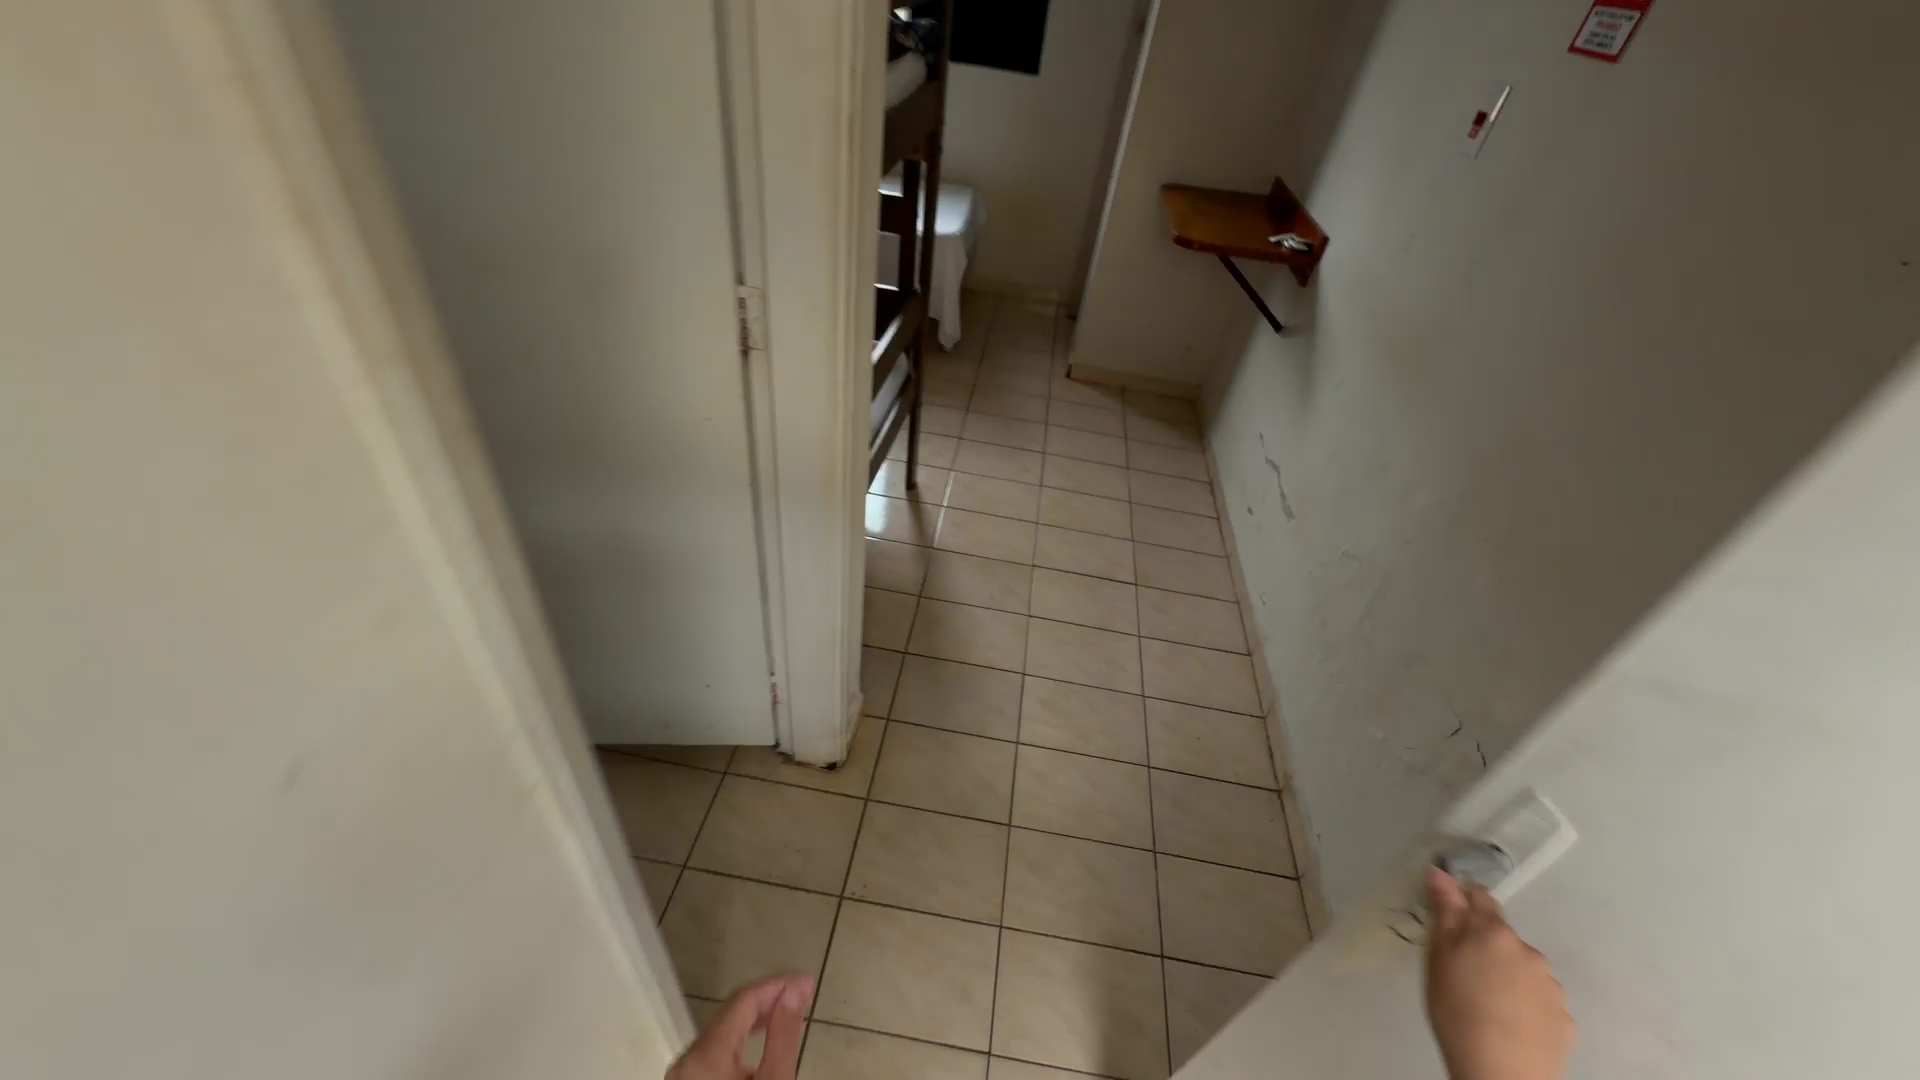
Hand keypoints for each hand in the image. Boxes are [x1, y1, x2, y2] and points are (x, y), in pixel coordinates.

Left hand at [666, 974, 813, 1079]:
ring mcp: (683, 1072)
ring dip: (758, 1014)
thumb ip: (783, 1036)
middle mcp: (686, 1058)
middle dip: (770, 996)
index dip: (778, 984)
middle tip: (804, 991)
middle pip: (732, 1012)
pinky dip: (742, 1035)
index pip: (744, 999)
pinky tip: (763, 1033)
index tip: (808, 982)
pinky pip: (716, 1047)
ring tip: (790, 1007)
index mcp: (704, 1054)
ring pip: (723, 1029)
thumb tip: (795, 990)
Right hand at [1424, 867, 1573, 1079]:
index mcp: (1494, 932)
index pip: (1479, 898)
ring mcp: (1551, 988)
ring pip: (1522, 969)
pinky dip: (1524, 1004)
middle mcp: (1529, 952)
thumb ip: (1443, 911)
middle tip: (1461, 970)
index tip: (1448, 916)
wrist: (1501, 1073)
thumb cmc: (1456, 1009)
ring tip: (1486, 1002)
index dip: (1462, 901)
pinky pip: (1539, 1001)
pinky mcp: (1564, 1020)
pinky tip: (1508, 1022)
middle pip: (1501, 936)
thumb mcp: (1437, 956)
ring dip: (1506, 974)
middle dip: (1484, 944)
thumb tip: (1441, 872)